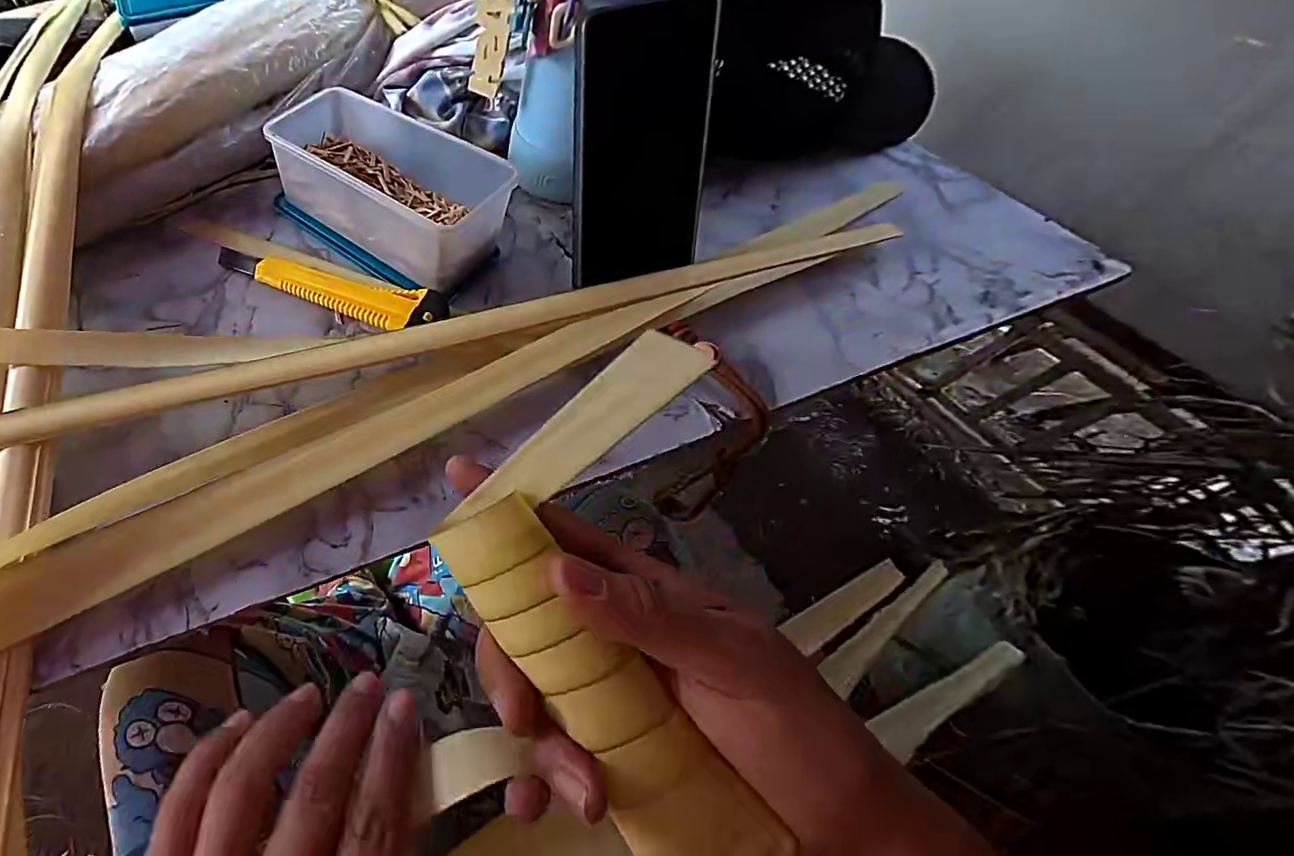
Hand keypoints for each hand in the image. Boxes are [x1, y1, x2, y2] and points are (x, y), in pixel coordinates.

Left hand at [146, 672, 421, 855]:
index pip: (371, 827)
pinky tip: (238, 723)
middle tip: (366, 684)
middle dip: (346, 727)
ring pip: (238, 791)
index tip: (404, 704)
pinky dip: (207, 756)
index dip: (391, 757)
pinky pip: (176, 810)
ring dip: (278, 728)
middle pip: (312, 797)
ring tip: (308, 695)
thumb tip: (410, 782)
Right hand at [446, 457, 992, 855]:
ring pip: (530, 689)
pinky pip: (547, 754)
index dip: (511, 505)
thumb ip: (649, 615)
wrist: (834, 824)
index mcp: (637, 590)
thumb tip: (556, 568)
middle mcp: (608, 633)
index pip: (564, 534)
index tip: (459, 472)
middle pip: (524, 619)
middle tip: (525, 717)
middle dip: (508, 661)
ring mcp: (604, 694)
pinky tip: (543, 804)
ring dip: (538, 739)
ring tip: (586, 790)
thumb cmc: (791, 721)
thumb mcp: (731, 659)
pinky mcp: (605, 753)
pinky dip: (535, 778)